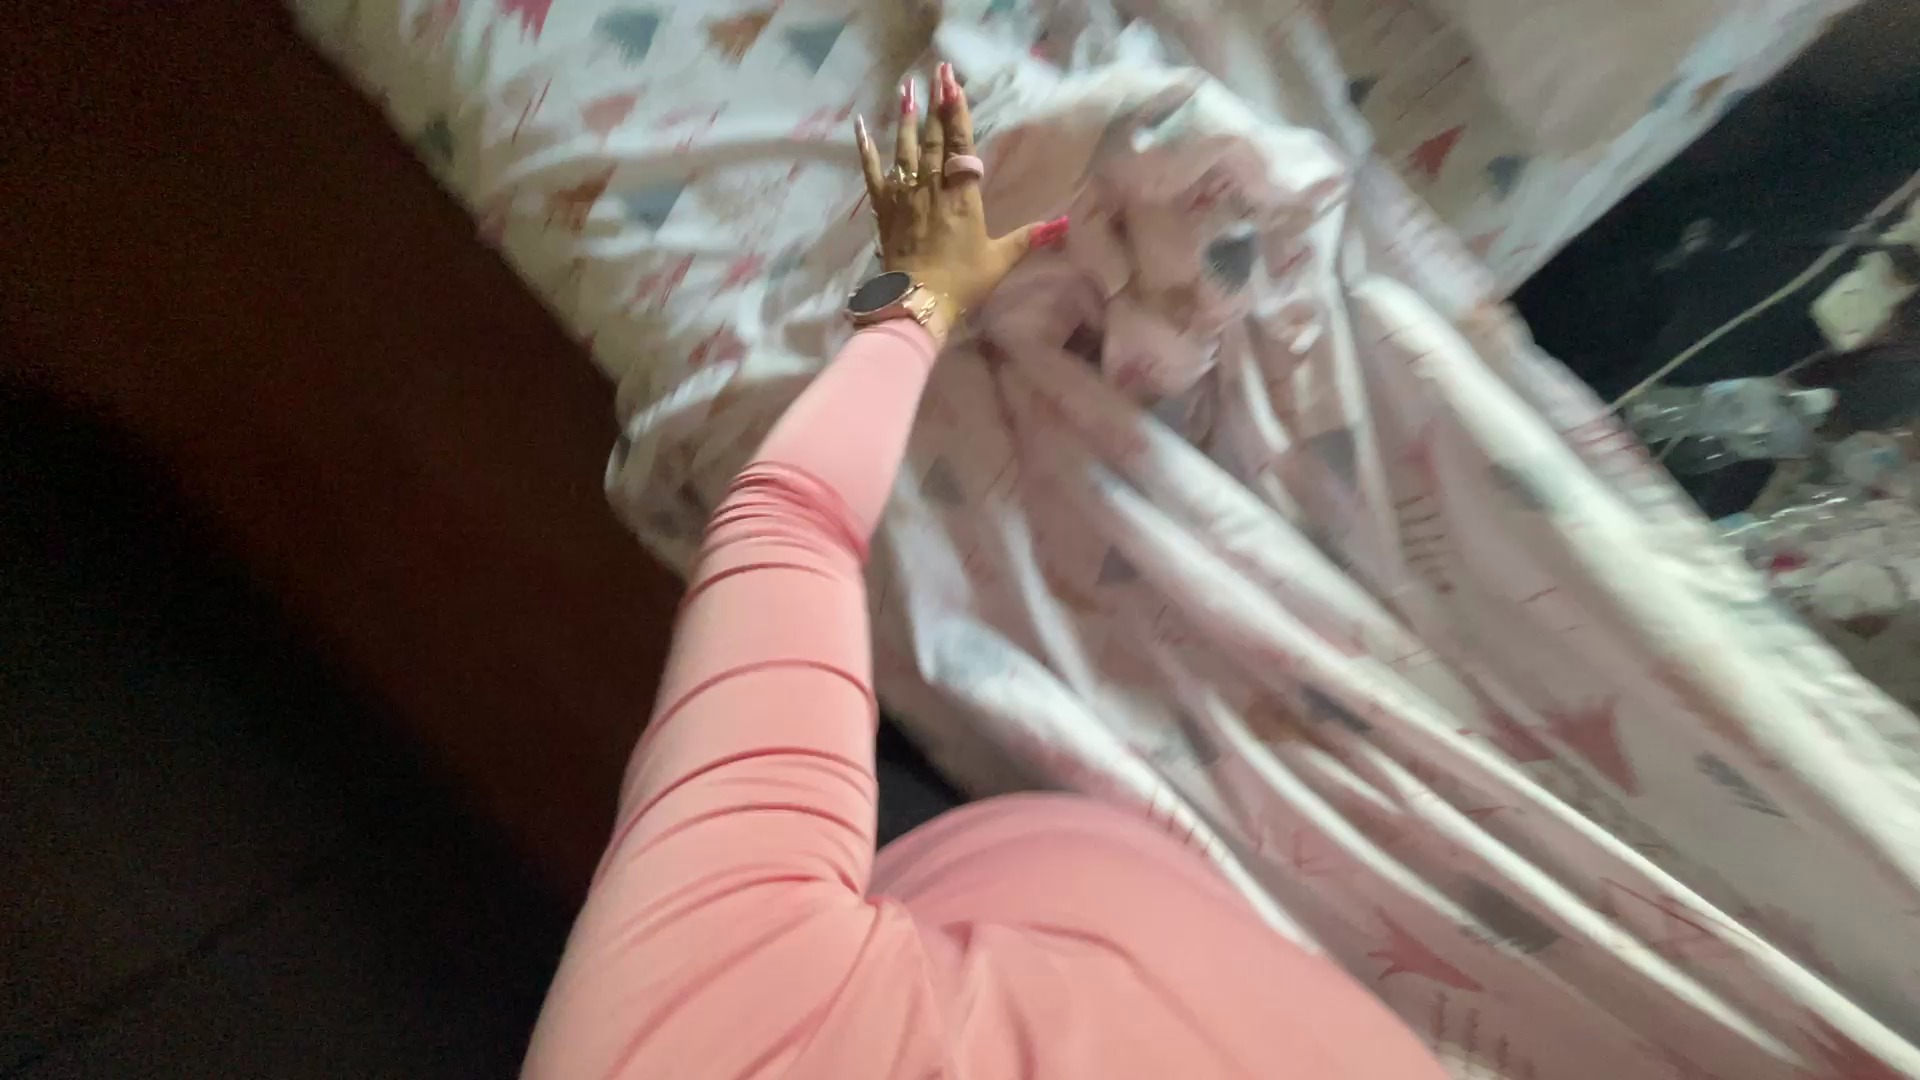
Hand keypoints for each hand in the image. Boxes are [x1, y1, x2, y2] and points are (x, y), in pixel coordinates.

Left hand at [854, 63, 1067, 326]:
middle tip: (935, 72)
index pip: (959, 145)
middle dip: (934, 104)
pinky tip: (862, 127)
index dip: (957, 112)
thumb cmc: (961, 285)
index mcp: (962, 198)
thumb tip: (1064, 224)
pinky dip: (867, 150)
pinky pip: (873, 175)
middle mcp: (931, 189)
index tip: (953, 82)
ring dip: (906, 118)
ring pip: (905, 150)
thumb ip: (1029, 239)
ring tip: (907, 88)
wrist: (917, 305)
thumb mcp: (999, 262)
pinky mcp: (884, 212)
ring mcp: (904, 199)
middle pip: (932, 139)